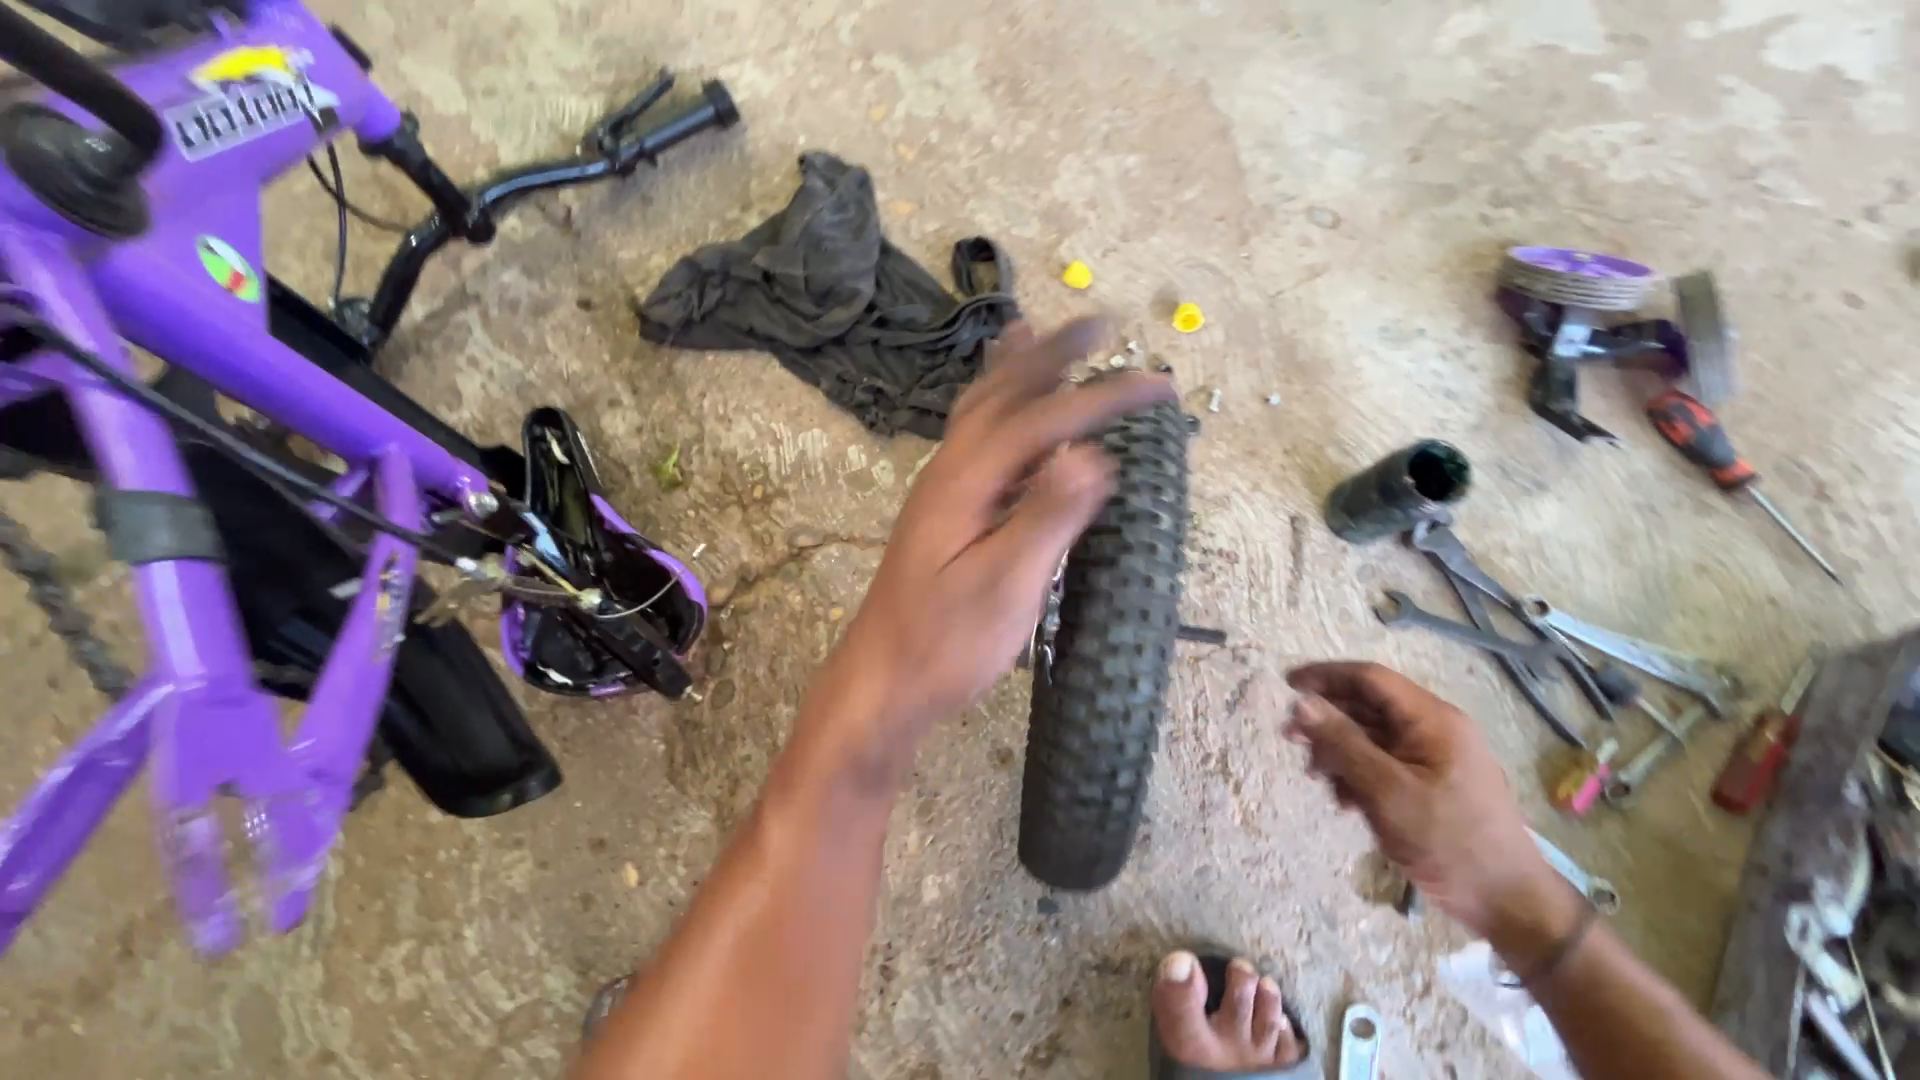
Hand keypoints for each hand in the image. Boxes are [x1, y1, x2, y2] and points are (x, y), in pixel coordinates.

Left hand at [806, 319, 1173, 772]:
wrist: (882, 683)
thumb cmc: (944, 643)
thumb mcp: (1003, 585)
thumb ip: (1045, 517)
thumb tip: (1093, 452)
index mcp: (964, 481)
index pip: (1041, 420)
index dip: (1101, 398)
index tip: (1159, 384)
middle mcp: (949, 472)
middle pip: (1001, 394)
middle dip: (1052, 355)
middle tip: (1098, 324)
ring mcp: (942, 492)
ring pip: (980, 412)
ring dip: (1017, 371)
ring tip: (1035, 334)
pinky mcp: (944, 515)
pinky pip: (975, 440)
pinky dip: (999, 409)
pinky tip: (1009, 419)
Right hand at [1285, 663, 1582, 953]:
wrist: (1507, 902)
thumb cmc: (1447, 841)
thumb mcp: (1386, 791)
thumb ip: (1342, 743)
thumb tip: (1302, 703)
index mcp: (1433, 720)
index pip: (1370, 678)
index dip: (1325, 677)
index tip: (1285, 687)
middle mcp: (1435, 729)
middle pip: (1368, 706)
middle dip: (1327, 720)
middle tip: (1290, 740)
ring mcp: (1434, 758)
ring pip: (1372, 736)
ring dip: (1339, 751)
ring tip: (1317, 778)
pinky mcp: (1431, 784)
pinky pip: (1384, 763)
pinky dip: (1358, 774)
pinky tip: (1345, 801)